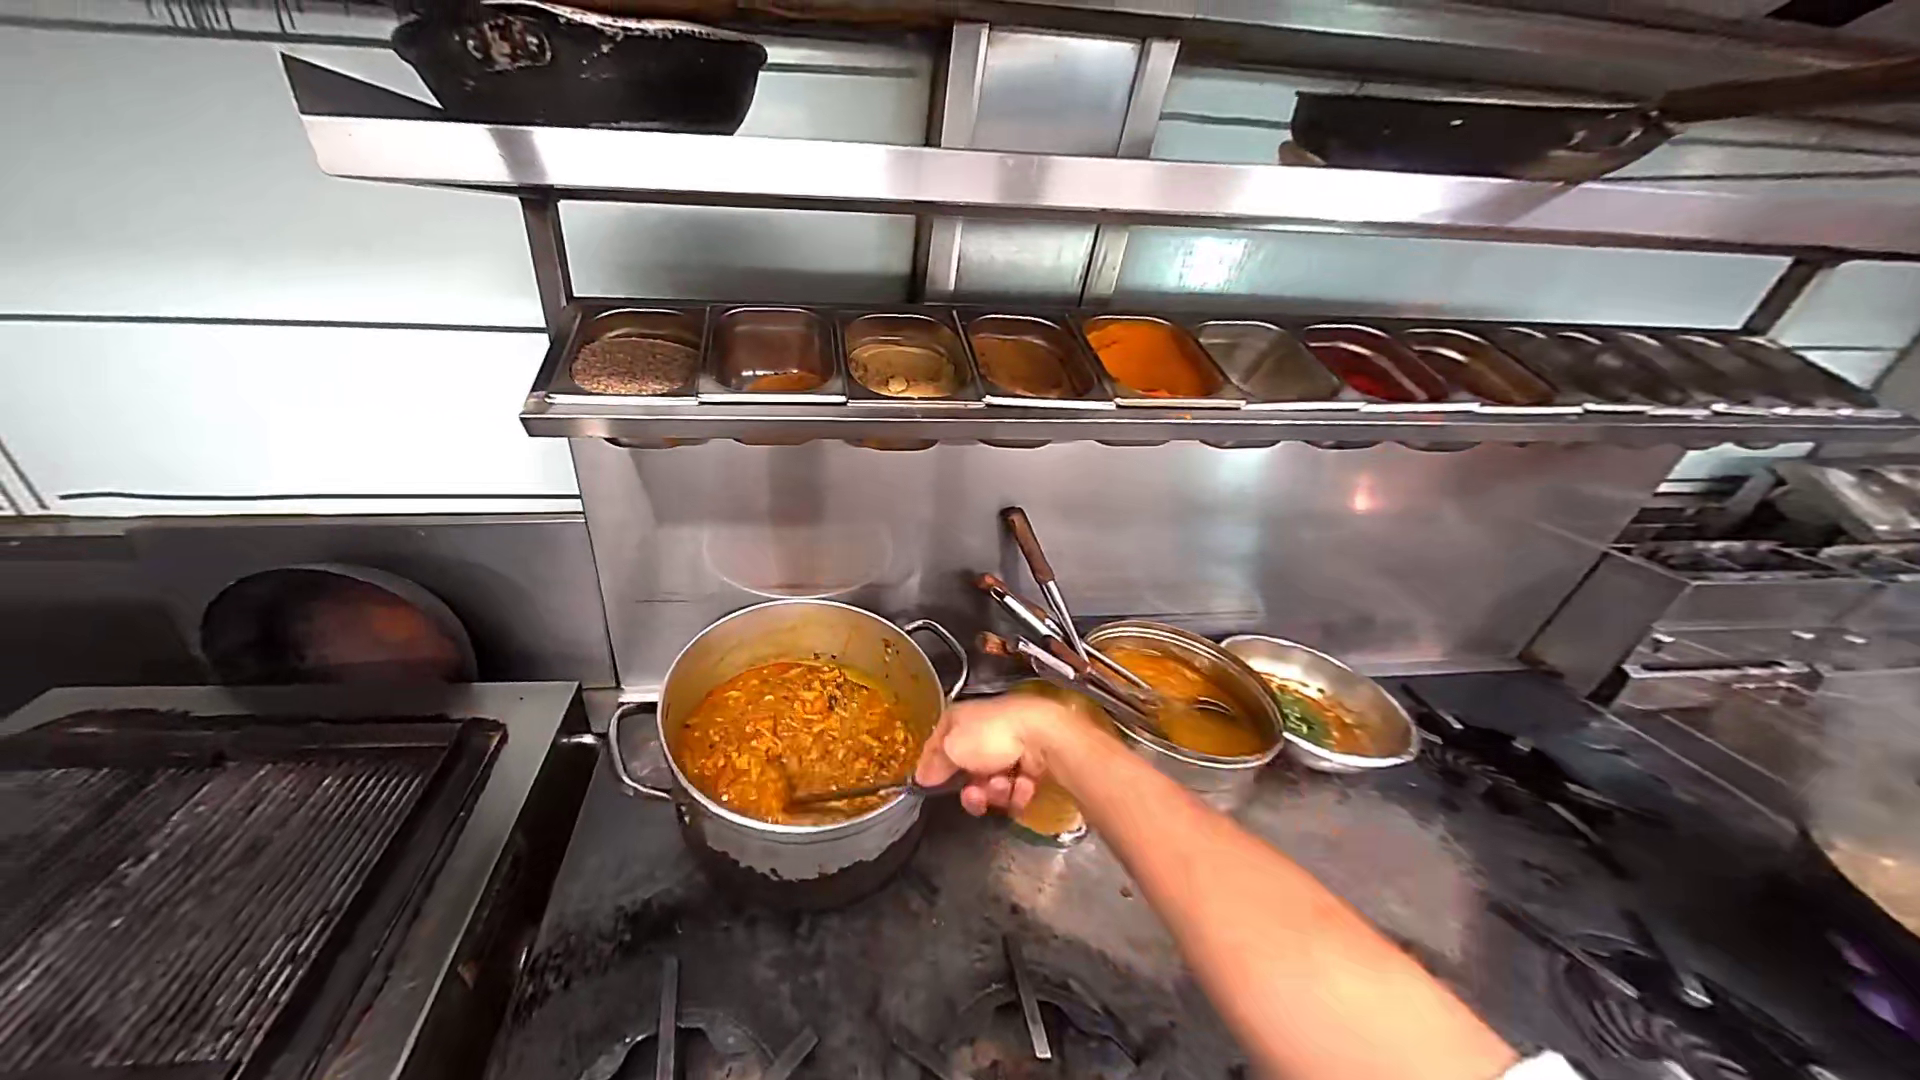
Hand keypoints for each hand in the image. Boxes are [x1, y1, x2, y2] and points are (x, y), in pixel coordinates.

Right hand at [914, 693, 1091, 816]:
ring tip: (1003, 786)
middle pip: (968, 771)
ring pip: (992, 784)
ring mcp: (1009, 747)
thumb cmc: (993, 733)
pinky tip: (1021, 786)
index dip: (935, 766)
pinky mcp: (1032, 764)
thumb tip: (922, 775)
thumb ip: (935, 763)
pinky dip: (1017, 793)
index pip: (940, 744)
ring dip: (994, 792)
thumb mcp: (952, 747)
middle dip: (971, 789)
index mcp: (962, 719)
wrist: (1043, 737)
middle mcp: (985, 730)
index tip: (931, 784)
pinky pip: (1016, 789)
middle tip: (975, 794)